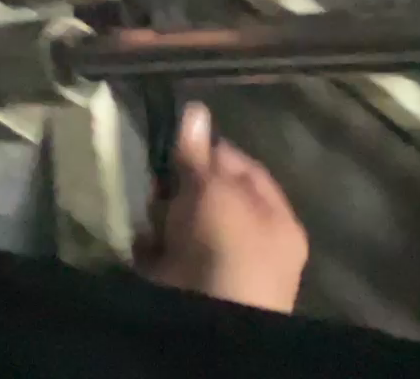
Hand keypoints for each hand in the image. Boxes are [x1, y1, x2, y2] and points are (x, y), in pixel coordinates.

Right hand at [141, 103, 307, 312]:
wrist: (209, 311)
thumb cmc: (225, 245)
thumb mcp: (214, 190)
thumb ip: (199, 153)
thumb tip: (194, 108)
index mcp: (274, 215)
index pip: (239, 164)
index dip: (208, 149)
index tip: (176, 142)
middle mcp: (249, 233)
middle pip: (204, 186)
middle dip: (177, 179)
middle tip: (161, 178)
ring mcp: (215, 254)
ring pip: (178, 209)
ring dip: (160, 206)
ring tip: (153, 210)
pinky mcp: (184, 269)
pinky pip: (161, 236)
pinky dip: (149, 231)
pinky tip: (146, 232)